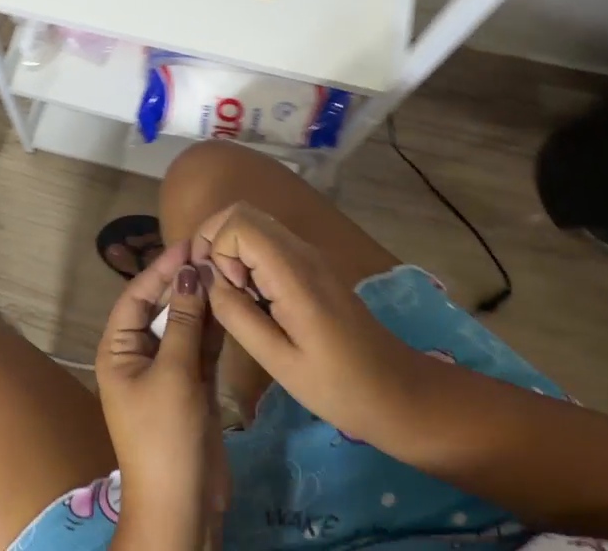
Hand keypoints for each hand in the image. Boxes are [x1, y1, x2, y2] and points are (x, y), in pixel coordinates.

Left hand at [95, 241, 226, 550]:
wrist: (181, 504)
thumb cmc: (165, 435)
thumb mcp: (174, 374)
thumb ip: (184, 322)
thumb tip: (191, 273)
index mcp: (118, 349)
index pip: (137, 296)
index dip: (161, 269)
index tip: (190, 243)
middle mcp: (138, 355)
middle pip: (161, 307)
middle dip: (185, 282)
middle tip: (214, 252)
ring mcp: (166, 372)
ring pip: (184, 326)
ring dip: (202, 303)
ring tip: (226, 271)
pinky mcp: (191, 388)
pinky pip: (200, 348)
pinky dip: (213, 329)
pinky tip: (230, 304)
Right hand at [193, 203, 422, 444]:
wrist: (402, 394)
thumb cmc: (341, 387)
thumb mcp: (279, 362)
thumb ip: (236, 315)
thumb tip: (204, 277)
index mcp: (294, 272)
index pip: (238, 222)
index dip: (217, 250)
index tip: (226, 292)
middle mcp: (302, 252)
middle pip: (242, 213)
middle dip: (214, 242)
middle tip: (216, 288)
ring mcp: (310, 256)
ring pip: (253, 225)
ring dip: (230, 251)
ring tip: (234, 297)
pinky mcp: (313, 267)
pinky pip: (267, 244)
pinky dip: (247, 260)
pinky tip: (254, 300)